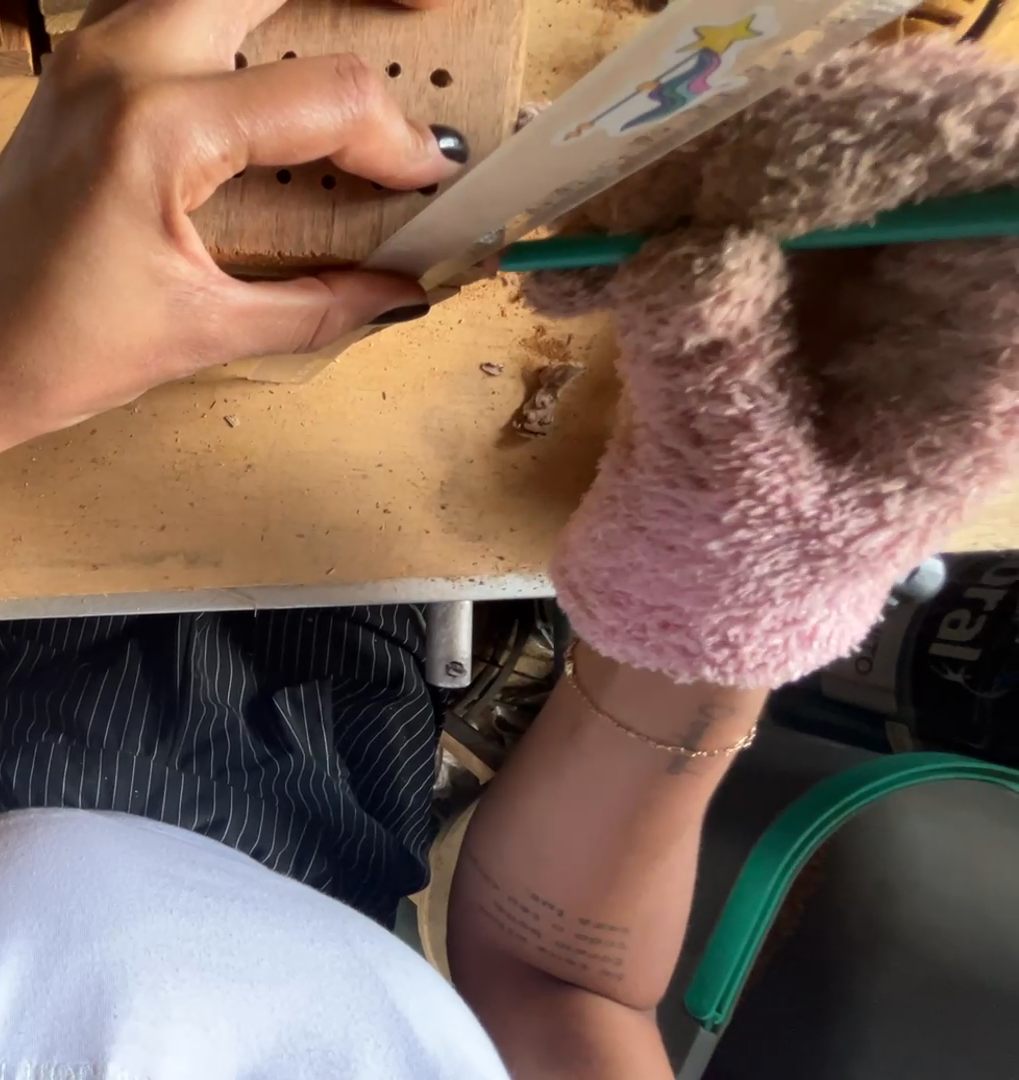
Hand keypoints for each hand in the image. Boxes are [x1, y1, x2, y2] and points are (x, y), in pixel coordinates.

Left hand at [0, 0, 464, 471]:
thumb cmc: (46, 359)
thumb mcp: (194, 335)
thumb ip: (310, 307)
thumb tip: (394, 292)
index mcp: (154, 127)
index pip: (322, 95)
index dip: (393, 138)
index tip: (424, 181)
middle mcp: (117, 64)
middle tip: (430, 10)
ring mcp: (83, 62)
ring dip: (284, 2)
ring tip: (353, 27)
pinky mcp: (68, 82)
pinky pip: (166, 16)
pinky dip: (228, 27)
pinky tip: (261, 69)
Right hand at [524, 43, 1018, 687]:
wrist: (674, 604)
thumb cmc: (725, 575)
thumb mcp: (722, 491)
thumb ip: (714, 375)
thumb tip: (681, 255)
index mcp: (982, 335)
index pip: (982, 171)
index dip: (867, 148)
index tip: (725, 193)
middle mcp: (919, 286)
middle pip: (863, 147)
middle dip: (732, 164)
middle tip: (614, 216)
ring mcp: (823, 285)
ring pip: (761, 172)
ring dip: (654, 200)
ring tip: (561, 260)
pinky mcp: (740, 296)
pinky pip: (690, 224)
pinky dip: (619, 240)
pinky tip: (558, 284)